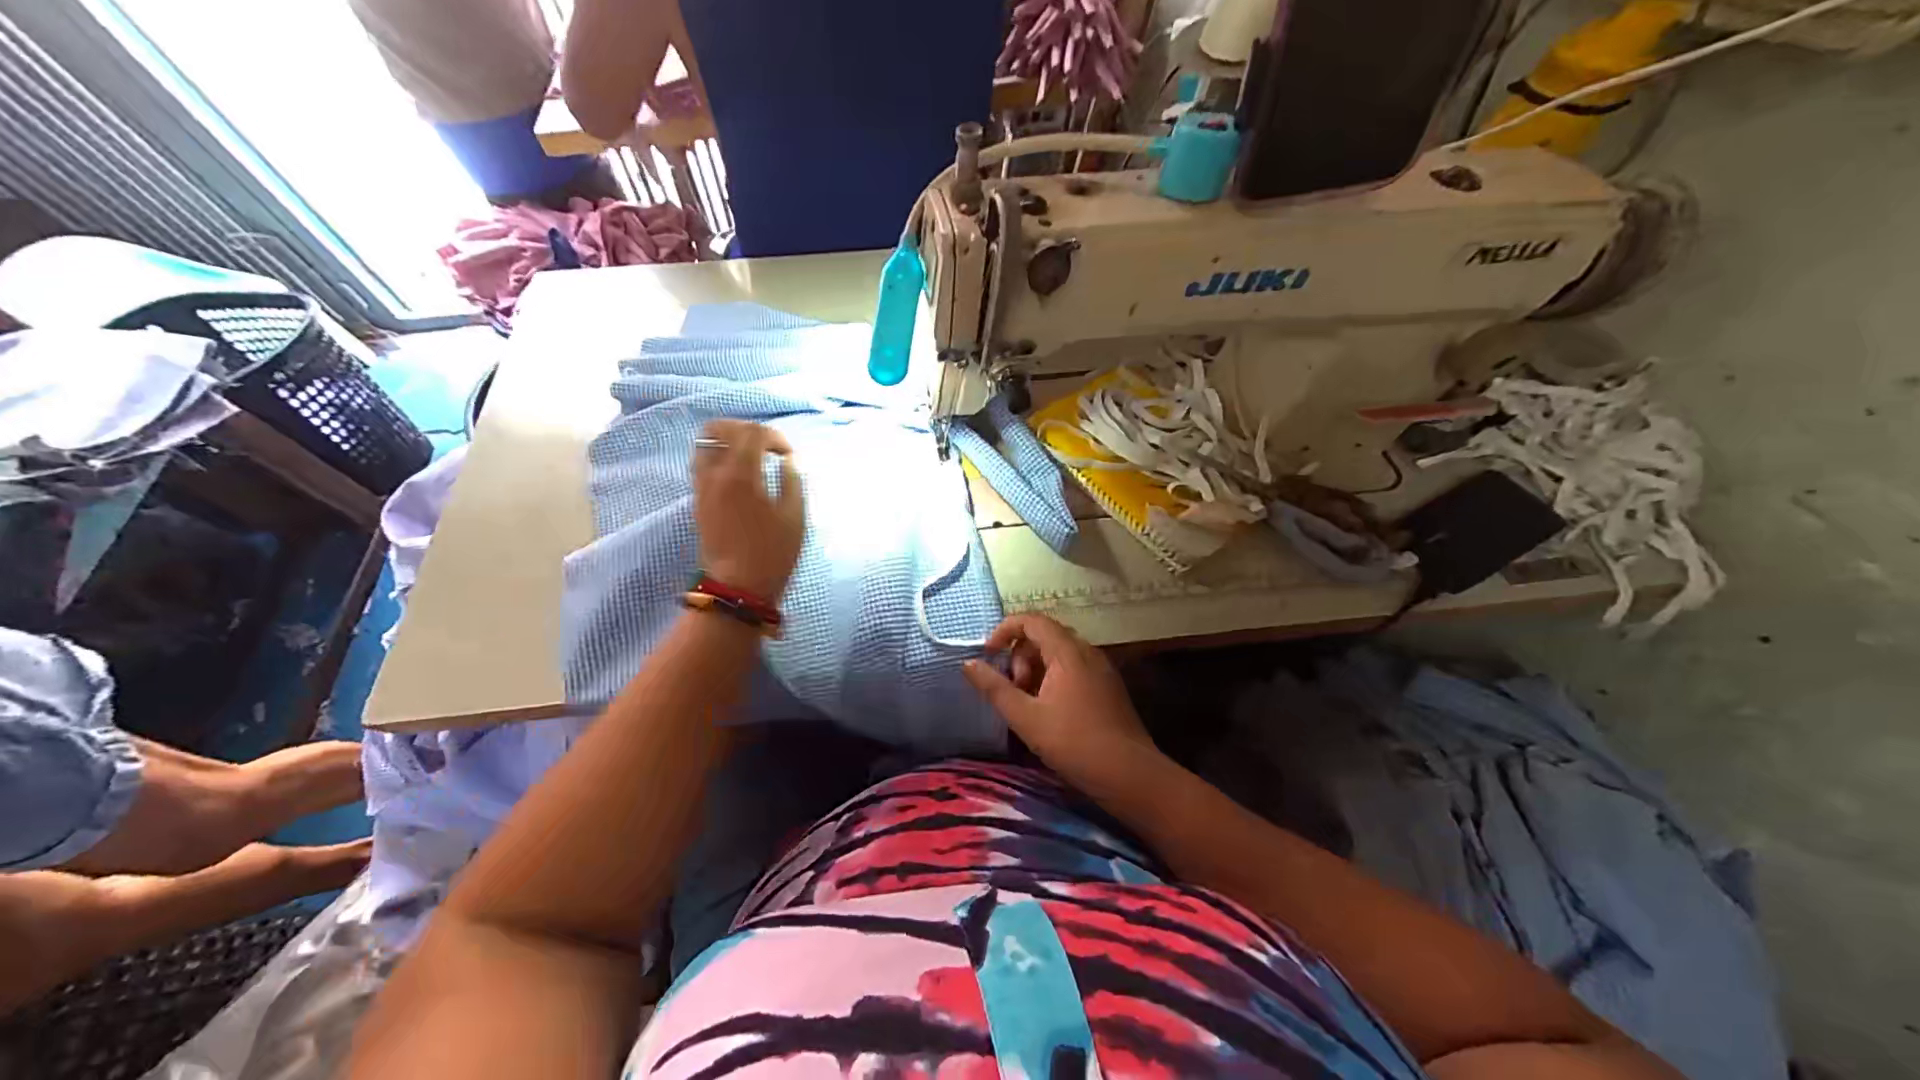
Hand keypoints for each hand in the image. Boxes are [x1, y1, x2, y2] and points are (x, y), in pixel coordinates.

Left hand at [691, 420, 803, 600]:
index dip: (776, 437)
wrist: (739, 586)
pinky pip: (702, 461)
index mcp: (742, 474)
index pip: (754, 433)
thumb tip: (789, 461)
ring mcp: (702, 485)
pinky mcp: (698, 498)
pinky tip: (738, 472)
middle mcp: (716, 473)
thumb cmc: (773, 553)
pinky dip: (719, 455)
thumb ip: (793, 479)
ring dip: (729, 439)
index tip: (789, 456)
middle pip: (722, 428)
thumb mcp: (795, 515)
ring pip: (705, 442)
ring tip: (750, 455)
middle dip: (747, 430)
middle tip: (767, 447)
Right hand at [961, 615, 1160, 788]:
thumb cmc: (1074, 743)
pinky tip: (1048, 712)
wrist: (1131, 775)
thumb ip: (995, 688)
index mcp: (1068, 652)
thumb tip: (968, 663)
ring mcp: (1101, 670)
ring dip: (1035, 670)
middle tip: (1011, 689)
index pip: (1032, 621)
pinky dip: (1053, 680)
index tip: (988, 654)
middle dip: (1020, 656)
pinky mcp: (1108, 688)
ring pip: (1060, 655)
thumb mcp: (1026, 718)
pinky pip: (1074, 670)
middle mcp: (1088, 652)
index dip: (1005, 630)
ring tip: (1027, 704)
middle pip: (1045, 636)